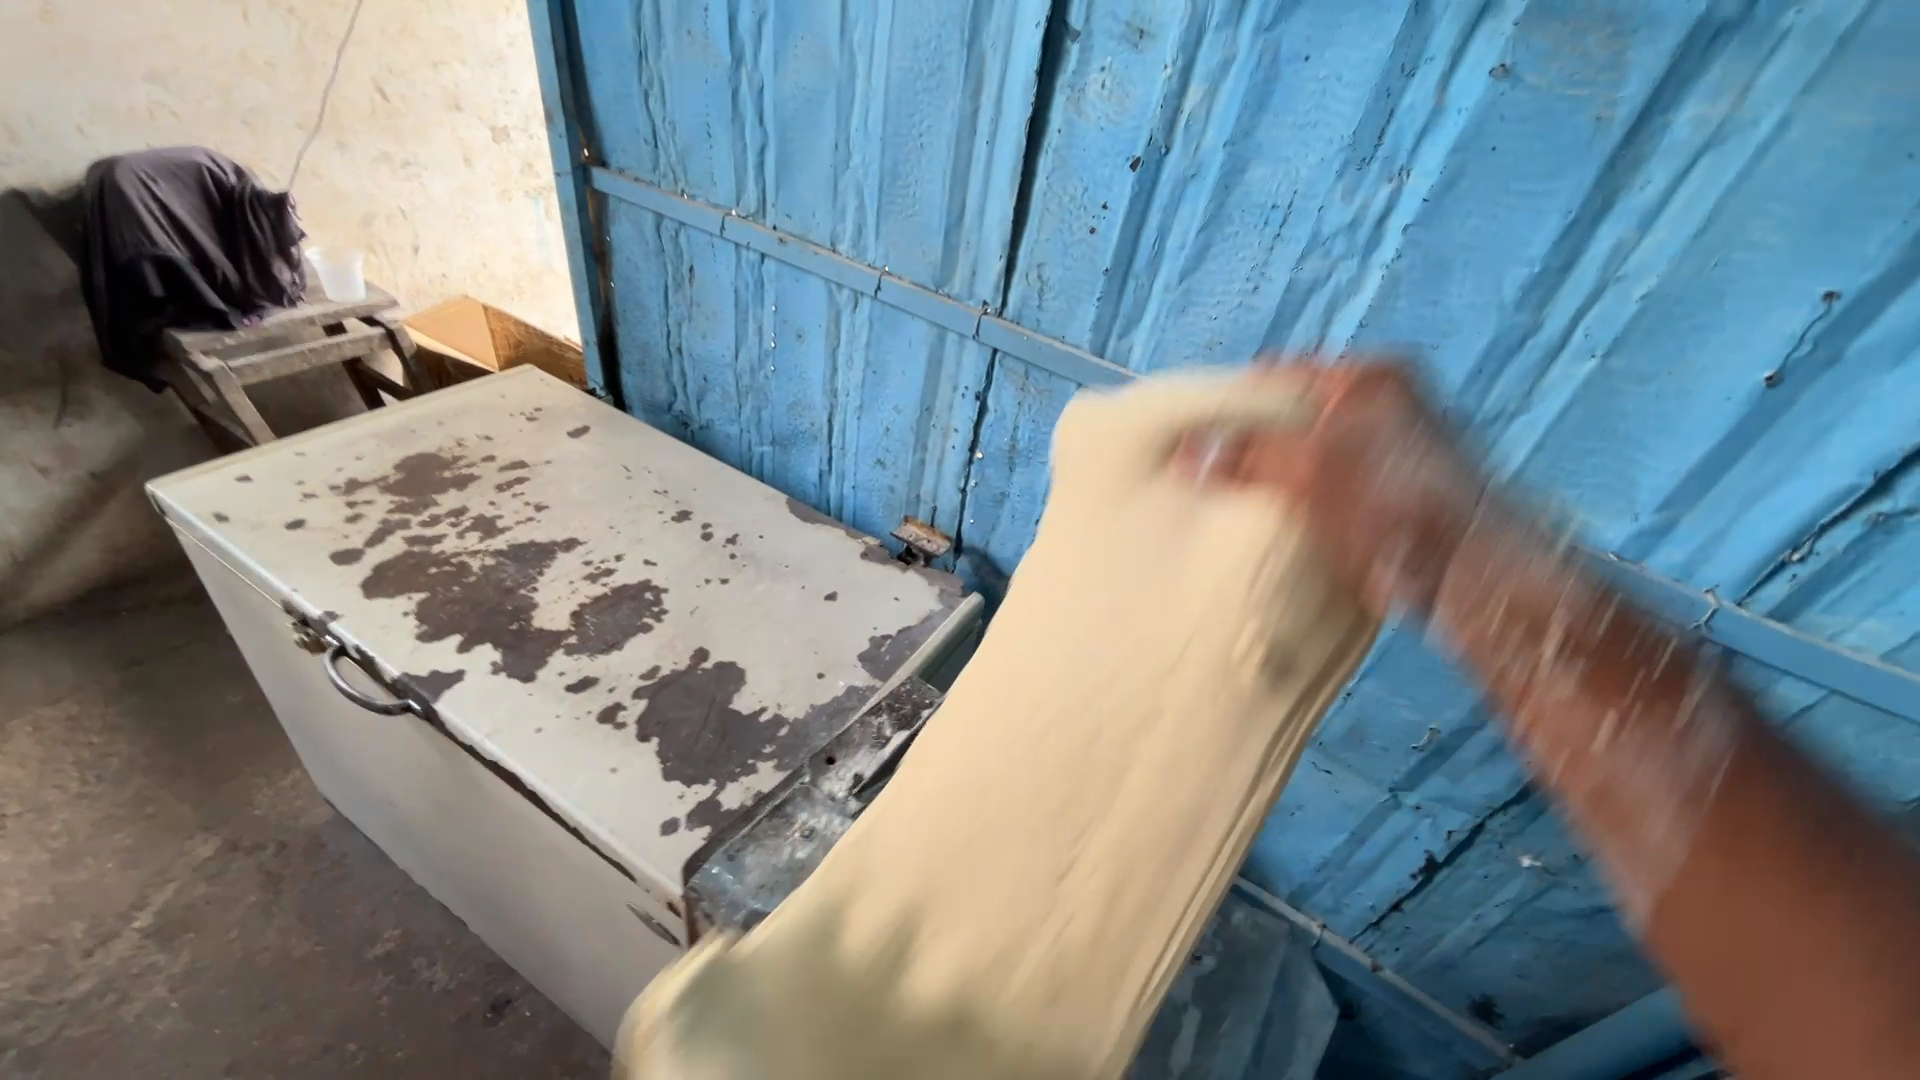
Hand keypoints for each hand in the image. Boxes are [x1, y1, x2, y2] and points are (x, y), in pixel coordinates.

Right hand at [1176, 358, 1491, 618]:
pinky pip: (1320, 489)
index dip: (1232, 404)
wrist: (1467, 572)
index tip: (1197, 438)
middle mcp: (1380, 404)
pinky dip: (1295, 502)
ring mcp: (1384, 450)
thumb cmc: (1392, 502)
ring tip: (1229, 500)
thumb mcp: (1309, 466)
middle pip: (1289, 416)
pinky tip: (1267, 522)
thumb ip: (1247, 452)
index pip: (1276, 375)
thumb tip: (1188, 454)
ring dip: (1270, 478)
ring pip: (1303, 455)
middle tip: (1209, 472)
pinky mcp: (1385, 494)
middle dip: (1249, 443)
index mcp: (1367, 377)